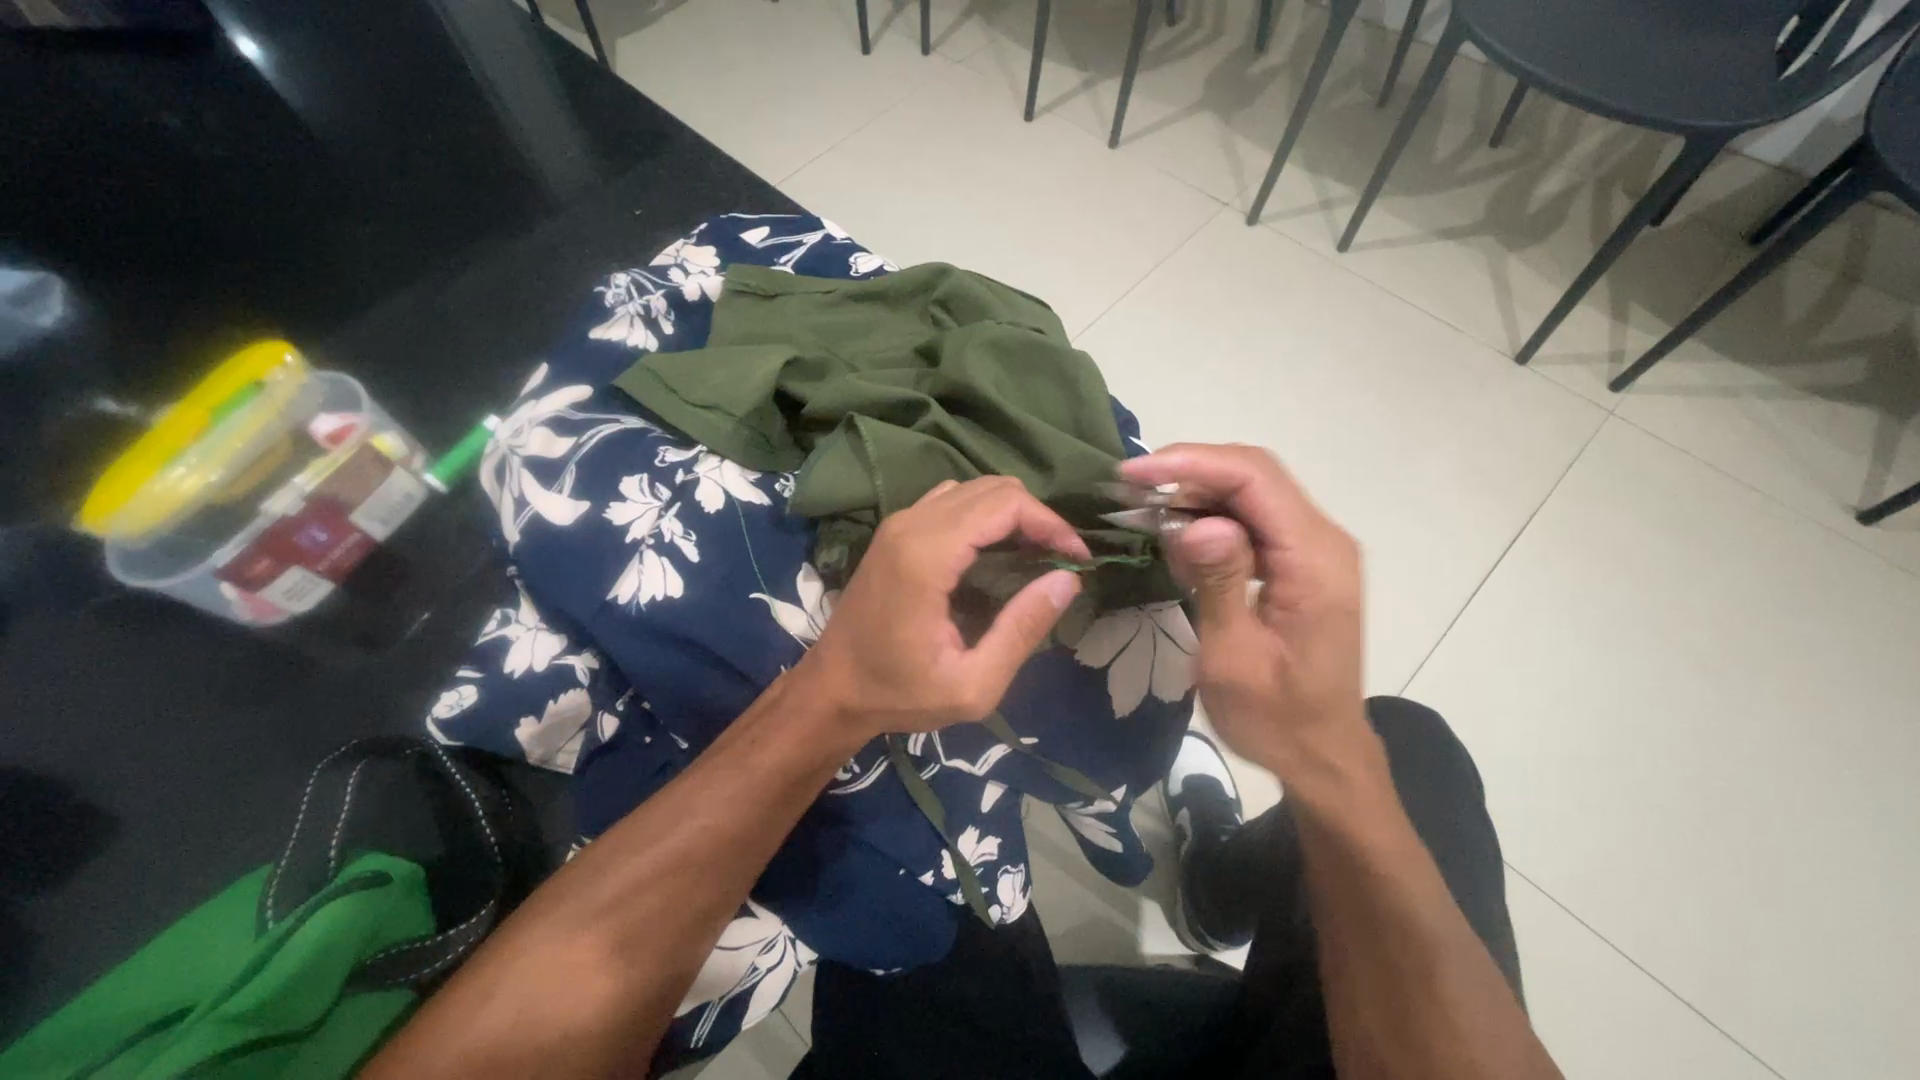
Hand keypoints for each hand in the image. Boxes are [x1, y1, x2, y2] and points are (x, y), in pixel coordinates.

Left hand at [796, 476, 1088, 741]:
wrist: (832, 690)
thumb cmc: (899, 694)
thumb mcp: (973, 685)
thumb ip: (1022, 630)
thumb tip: (1068, 580)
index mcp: (927, 555)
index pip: (1006, 504)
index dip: (1052, 524)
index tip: (1078, 560)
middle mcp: (911, 524)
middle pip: (993, 488)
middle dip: (1037, 518)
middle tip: (1061, 561)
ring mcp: (899, 522)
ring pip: (973, 489)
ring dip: (1012, 514)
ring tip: (1036, 557)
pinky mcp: (895, 531)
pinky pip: (951, 501)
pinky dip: (985, 515)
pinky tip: (998, 552)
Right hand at [1118, 444, 1370, 783]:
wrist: (1322, 753)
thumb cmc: (1275, 717)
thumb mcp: (1235, 658)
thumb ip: (1219, 583)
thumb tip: (1197, 522)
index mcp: (1314, 560)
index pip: (1254, 479)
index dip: (1190, 464)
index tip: (1131, 476)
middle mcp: (1324, 540)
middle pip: (1254, 474)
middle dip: (1188, 472)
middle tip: (1127, 491)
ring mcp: (1315, 549)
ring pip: (1252, 491)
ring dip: (1195, 492)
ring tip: (1142, 512)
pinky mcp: (1301, 562)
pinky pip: (1254, 517)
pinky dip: (1210, 515)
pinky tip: (1175, 535)